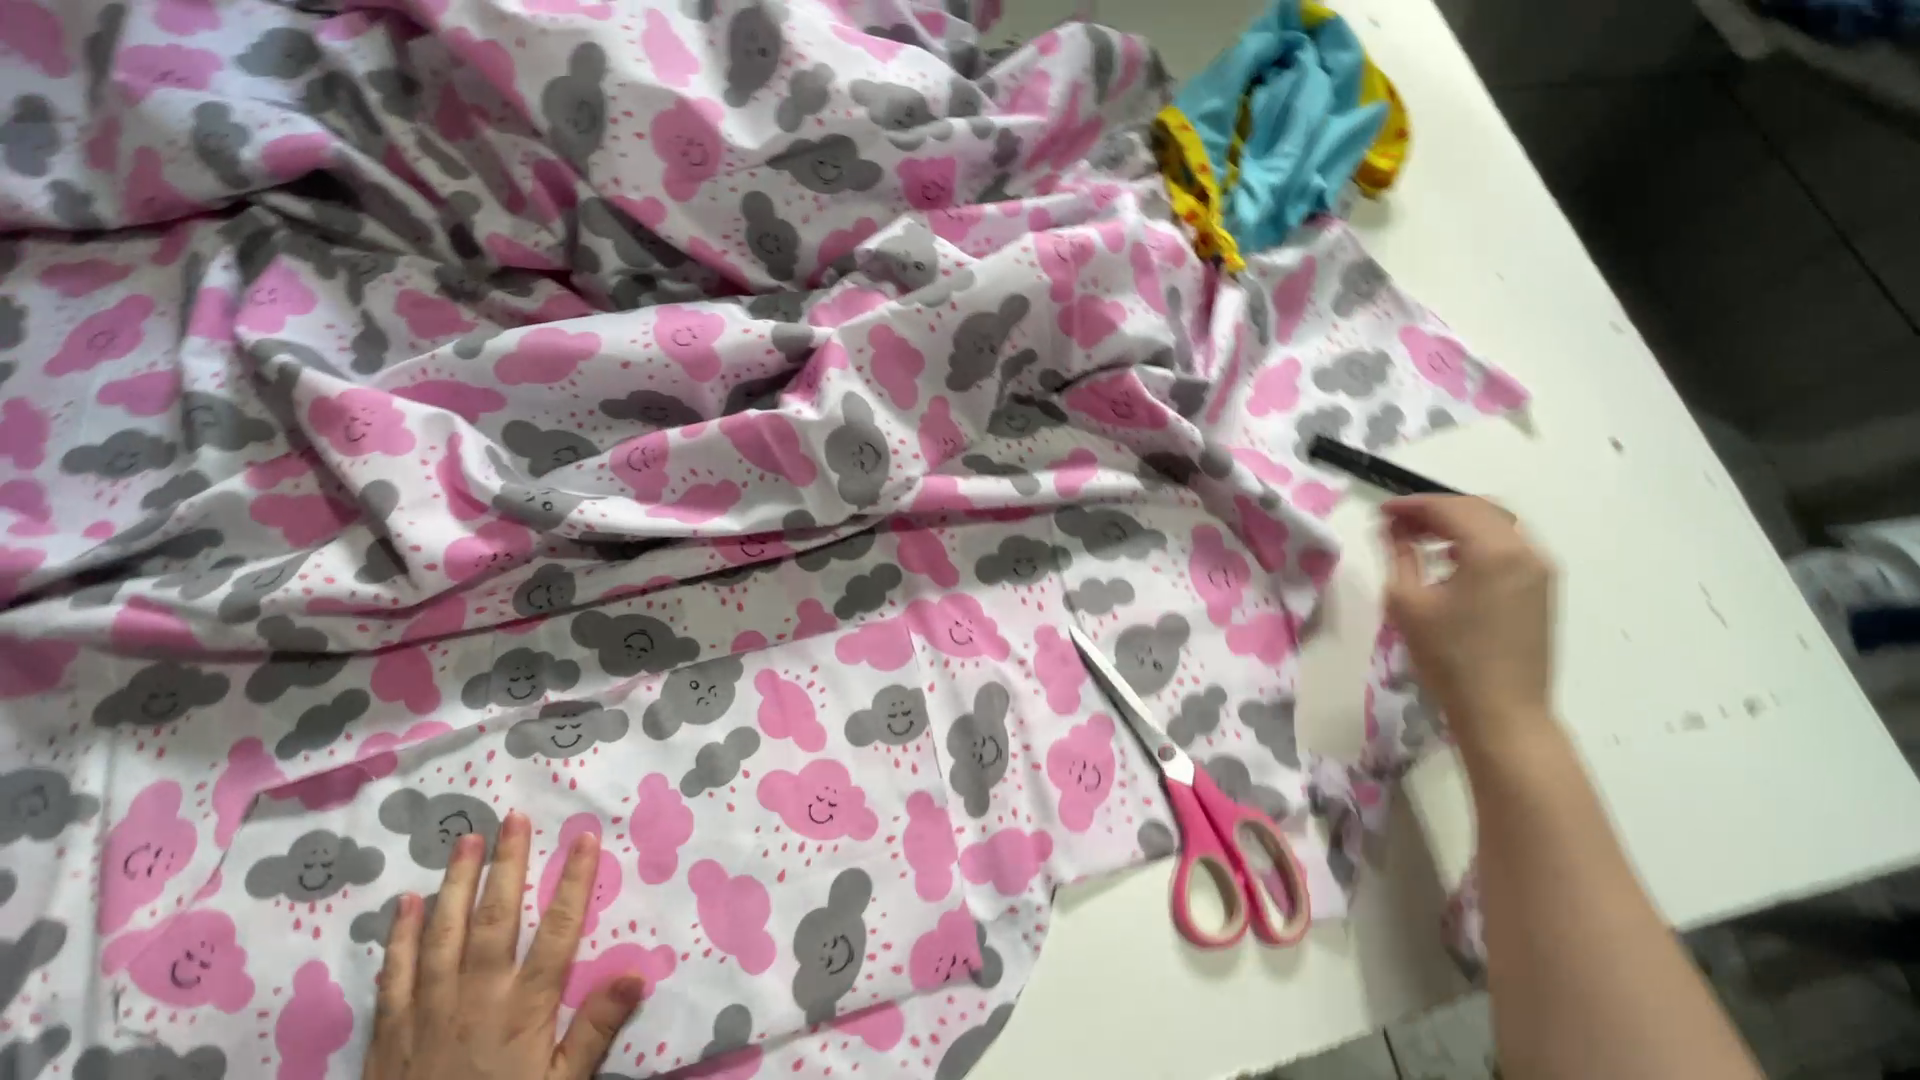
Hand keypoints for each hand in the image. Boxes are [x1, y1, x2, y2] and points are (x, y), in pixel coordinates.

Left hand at [363, 810, 644, 1079]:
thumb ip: (596, 1030)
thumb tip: (635, 973)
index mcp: (525, 1006)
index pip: (559, 928)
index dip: (574, 879)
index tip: (585, 836)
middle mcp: (479, 993)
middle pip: (497, 916)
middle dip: (509, 863)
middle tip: (515, 817)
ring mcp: (430, 1006)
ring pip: (445, 930)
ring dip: (457, 882)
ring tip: (467, 839)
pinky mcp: (392, 1027)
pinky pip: (396, 969)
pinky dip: (400, 933)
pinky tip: (406, 901)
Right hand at [1381, 495, 1555, 747]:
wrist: (1503, 712)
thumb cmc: (1449, 658)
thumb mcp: (1407, 603)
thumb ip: (1398, 555)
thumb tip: (1393, 530)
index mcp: (1494, 550)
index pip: (1449, 507)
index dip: (1411, 505)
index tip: (1380, 513)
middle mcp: (1526, 550)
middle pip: (1478, 509)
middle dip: (1435, 511)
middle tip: (1398, 525)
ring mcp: (1540, 570)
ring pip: (1497, 526)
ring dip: (1458, 525)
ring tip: (1420, 541)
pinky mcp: (1542, 590)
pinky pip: (1509, 548)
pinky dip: (1478, 542)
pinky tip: (1451, 563)